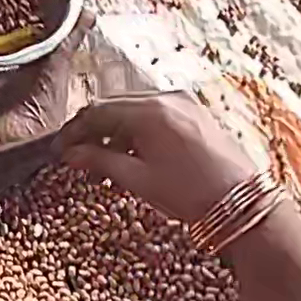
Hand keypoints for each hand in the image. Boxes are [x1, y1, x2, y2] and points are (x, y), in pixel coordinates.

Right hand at [59, 92, 263, 222]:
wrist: (241, 202)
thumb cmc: (189, 192)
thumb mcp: (137, 179)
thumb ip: (99, 161)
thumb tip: (70, 155)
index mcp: (150, 112)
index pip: (97, 112)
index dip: (74, 131)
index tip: (59, 149)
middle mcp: (166, 98)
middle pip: (113, 105)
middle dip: (91, 129)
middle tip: (75, 154)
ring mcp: (184, 103)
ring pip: (133, 108)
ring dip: (112, 130)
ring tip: (101, 161)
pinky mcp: (195, 112)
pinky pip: (154, 113)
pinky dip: (135, 129)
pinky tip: (129, 154)